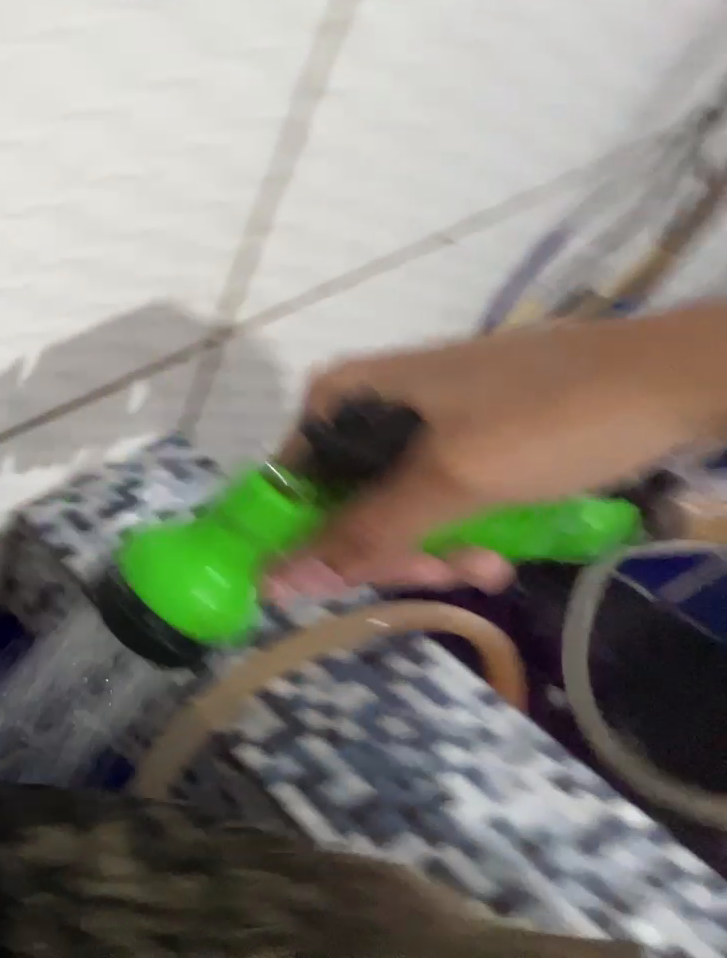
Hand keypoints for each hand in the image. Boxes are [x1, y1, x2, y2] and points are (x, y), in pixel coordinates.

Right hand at [262, 305, 726, 602]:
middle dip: (390, 548)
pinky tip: (498, 548)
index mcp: (338, 398)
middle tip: (442, 575)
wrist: (686, 375)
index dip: (313, 540)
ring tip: (487, 566)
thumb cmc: (551, 418)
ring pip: (387, 505)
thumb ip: (362, 535)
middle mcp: (361, 405)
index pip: (291, 484)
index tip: (362, 580)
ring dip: (431, 547)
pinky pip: (429, 494)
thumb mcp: (451, 483)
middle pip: (339, 499)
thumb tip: (273, 584)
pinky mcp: (457, 433)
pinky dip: (456, 527)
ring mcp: (411, 419)